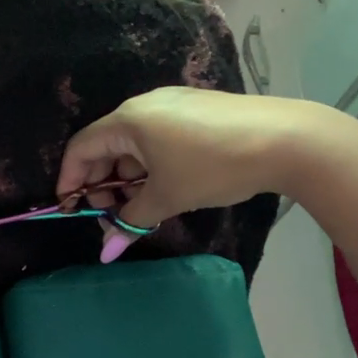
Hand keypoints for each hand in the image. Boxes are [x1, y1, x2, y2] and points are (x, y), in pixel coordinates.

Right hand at [59, 88, 357, 261]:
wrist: (287, 140)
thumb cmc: (213, 166)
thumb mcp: (166, 198)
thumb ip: (130, 222)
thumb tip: (107, 252)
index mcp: (127, 121)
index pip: (80, 149)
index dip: (69, 181)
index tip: (73, 211)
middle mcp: (144, 106)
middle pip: (105, 147)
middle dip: (102, 184)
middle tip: (113, 216)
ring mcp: (172, 106)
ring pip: (132, 146)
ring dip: (128, 179)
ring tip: (142, 207)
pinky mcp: (195, 112)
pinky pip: (156, 140)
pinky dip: (150, 167)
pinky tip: (167, 188)